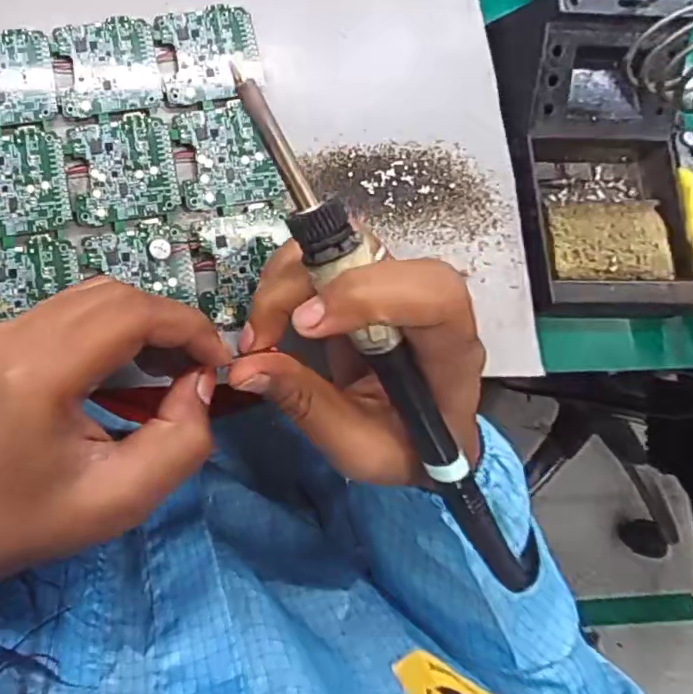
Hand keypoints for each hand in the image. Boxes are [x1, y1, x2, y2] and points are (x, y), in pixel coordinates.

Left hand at [0, 278, 231, 589]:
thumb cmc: (39, 519)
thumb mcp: (124, 498)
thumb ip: (180, 439)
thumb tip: (199, 379)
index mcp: (39, 374)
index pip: (129, 314)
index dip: (185, 327)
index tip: (218, 362)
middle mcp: (17, 336)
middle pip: (114, 296)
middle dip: (169, 322)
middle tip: (198, 367)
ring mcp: (6, 330)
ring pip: (95, 294)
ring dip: (143, 319)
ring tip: (170, 365)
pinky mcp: (6, 334)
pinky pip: (73, 307)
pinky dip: (114, 322)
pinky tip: (132, 358)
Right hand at [226, 241, 484, 487]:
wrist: (415, 442)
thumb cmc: (405, 448)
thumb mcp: (359, 447)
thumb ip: (307, 405)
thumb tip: (244, 368)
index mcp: (447, 350)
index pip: (431, 293)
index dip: (364, 293)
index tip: (306, 326)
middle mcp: (420, 302)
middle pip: (365, 254)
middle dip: (298, 285)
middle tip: (261, 336)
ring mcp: (384, 285)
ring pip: (332, 245)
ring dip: (281, 281)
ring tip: (260, 332)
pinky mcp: (352, 283)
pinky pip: (312, 258)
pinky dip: (277, 283)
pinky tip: (266, 321)